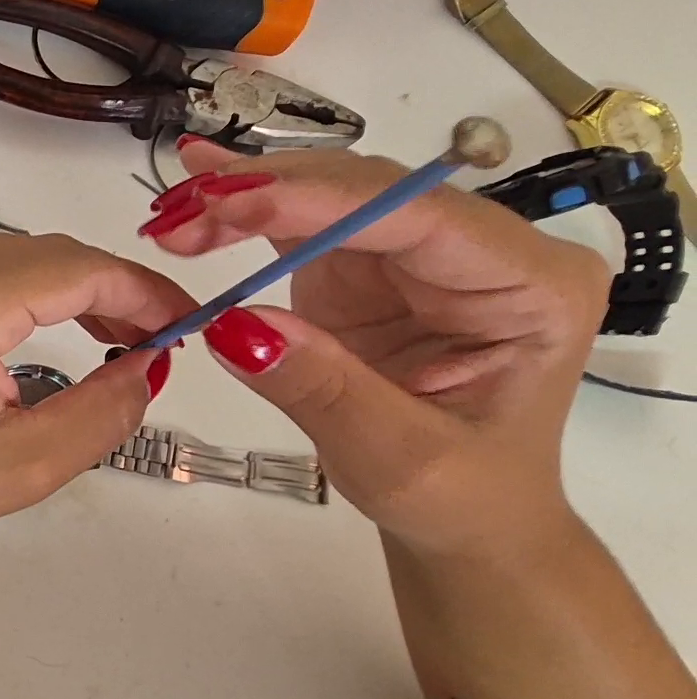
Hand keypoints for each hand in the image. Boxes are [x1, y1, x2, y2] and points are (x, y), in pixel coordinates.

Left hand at [0, 232, 194, 556]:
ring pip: (12, 259)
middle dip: (110, 290)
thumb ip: (104, 412)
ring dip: (66, 289)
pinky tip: (41, 333)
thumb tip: (148, 369)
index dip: (147, 292)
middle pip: (49, 255)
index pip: (83, 269)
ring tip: (109, 339)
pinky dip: (19, 295)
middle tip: (153, 342)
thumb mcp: (26, 463)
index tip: (189, 324)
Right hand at [147, 142, 611, 553]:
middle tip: (174, 215)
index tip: (223, 205)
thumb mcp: (393, 454)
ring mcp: (416, 259)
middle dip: (268, 193)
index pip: (415, 218)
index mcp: (526, 286)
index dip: (317, 202)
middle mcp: (476, 253)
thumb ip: (320, 386)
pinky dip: (248, 210)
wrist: (464, 514)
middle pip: (368, 192)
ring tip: (171, 211)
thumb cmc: (455, 493)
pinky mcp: (365, 274)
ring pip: (328, 198)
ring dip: (246, 198)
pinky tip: (205, 184)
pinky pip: (303, 226)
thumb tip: (231, 326)